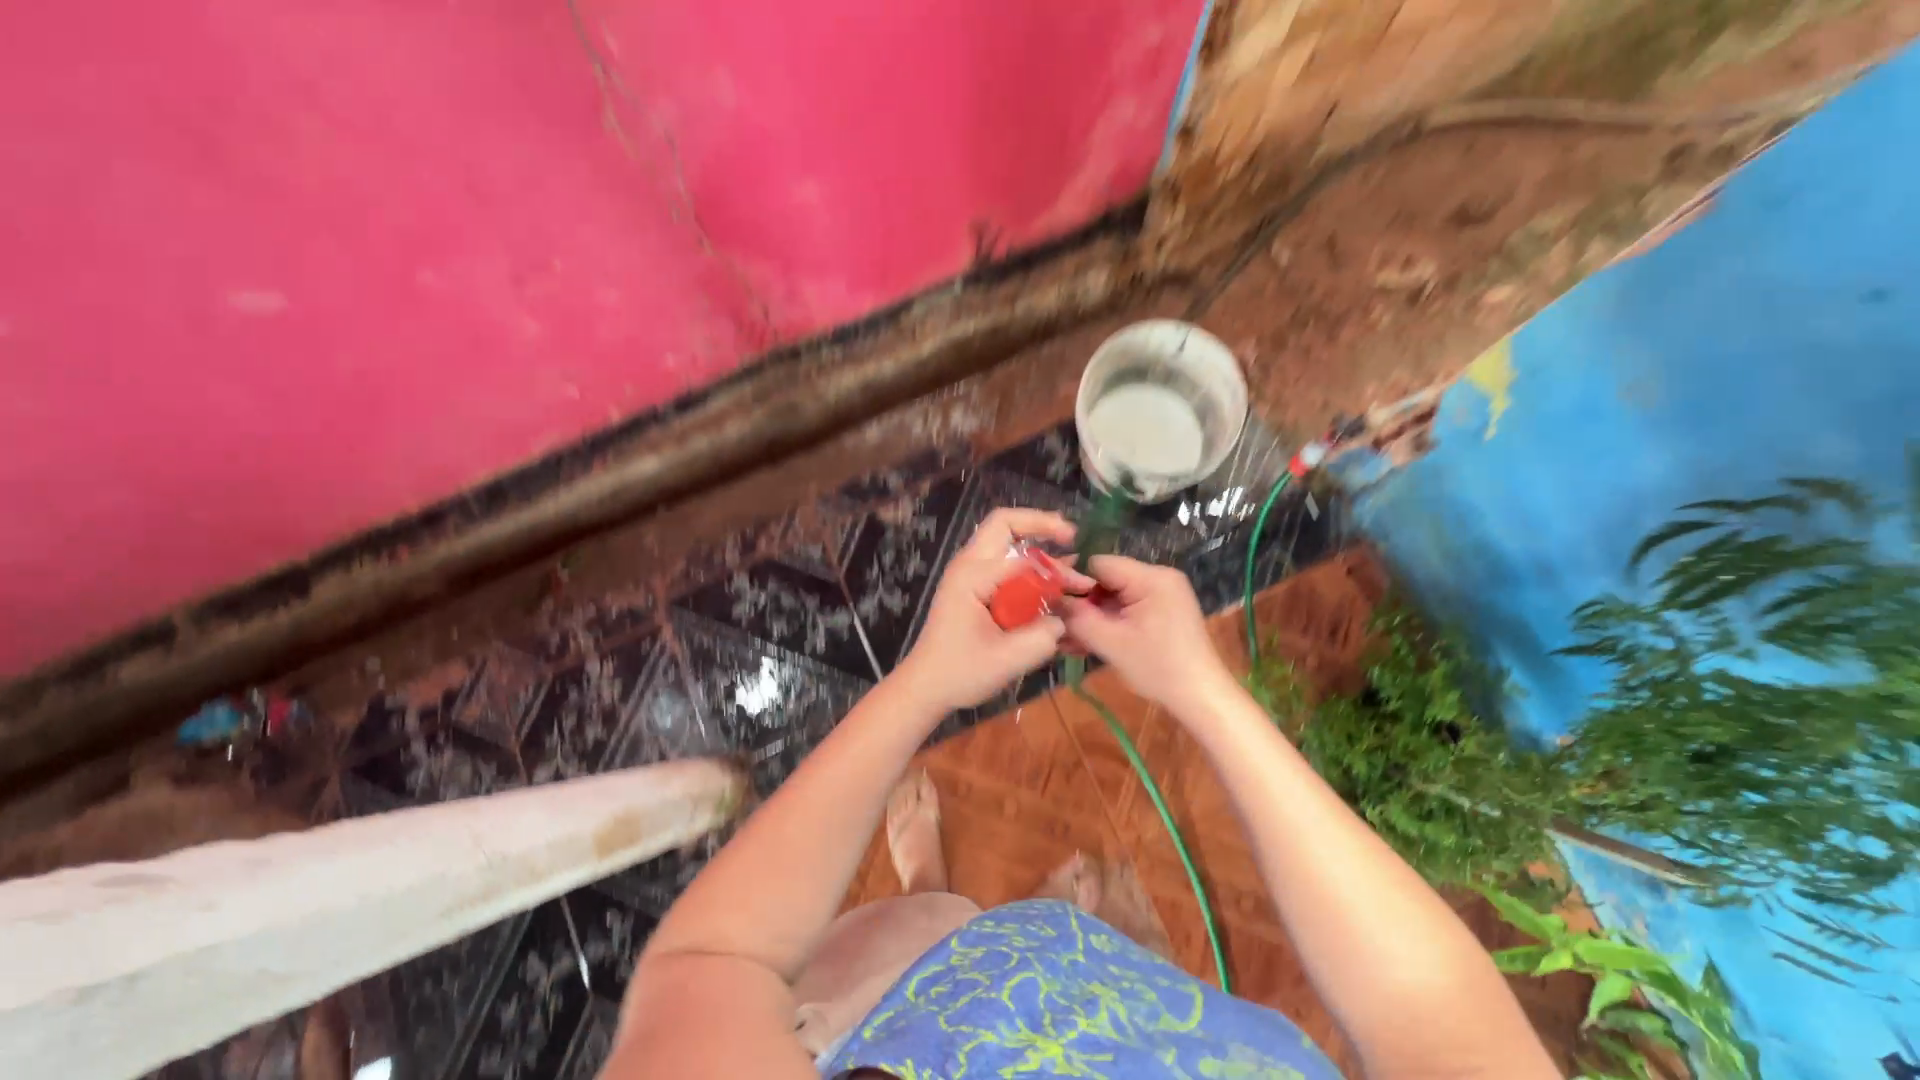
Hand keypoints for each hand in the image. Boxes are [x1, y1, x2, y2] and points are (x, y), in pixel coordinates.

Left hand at [895, 508, 1090, 712]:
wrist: (925, 687)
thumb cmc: (959, 673)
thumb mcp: (1006, 660)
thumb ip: (1042, 637)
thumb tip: (1063, 621)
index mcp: (973, 576)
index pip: (1022, 556)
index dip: (1054, 567)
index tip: (1079, 584)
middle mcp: (969, 566)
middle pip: (1005, 524)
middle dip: (1040, 524)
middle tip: (1070, 534)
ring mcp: (969, 575)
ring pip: (1006, 542)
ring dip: (1037, 547)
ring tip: (1070, 561)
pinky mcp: (974, 588)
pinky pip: (1004, 564)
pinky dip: (1028, 568)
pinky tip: (1051, 585)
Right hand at [1060, 555, 1234, 712]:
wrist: (1201, 697)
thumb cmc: (1158, 667)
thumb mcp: (1111, 643)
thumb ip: (1078, 618)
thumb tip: (1051, 601)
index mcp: (1151, 577)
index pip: (1099, 563)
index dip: (1073, 581)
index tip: (1052, 604)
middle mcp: (1159, 579)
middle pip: (1107, 580)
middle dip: (1082, 604)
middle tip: (1057, 627)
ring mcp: (1163, 597)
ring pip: (1115, 599)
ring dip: (1093, 619)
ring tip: (1067, 641)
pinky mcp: (1163, 614)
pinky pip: (1128, 611)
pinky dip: (1110, 625)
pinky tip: (1087, 644)